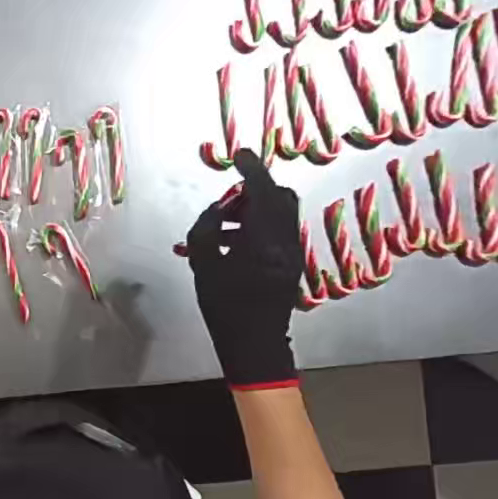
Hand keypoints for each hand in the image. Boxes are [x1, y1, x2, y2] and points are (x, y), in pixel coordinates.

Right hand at [185, 149, 303, 386]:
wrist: (255, 343)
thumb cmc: (224, 308)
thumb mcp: (204, 268)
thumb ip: (206, 231)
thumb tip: (217, 209)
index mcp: (263, 240)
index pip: (262, 191)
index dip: (251, 169)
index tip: (240, 155)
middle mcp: (286, 240)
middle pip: (279, 198)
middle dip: (255, 190)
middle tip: (228, 201)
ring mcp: (293, 252)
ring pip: (280, 214)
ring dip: (256, 210)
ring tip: (225, 227)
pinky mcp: (292, 262)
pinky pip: (279, 231)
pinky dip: (260, 226)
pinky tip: (236, 245)